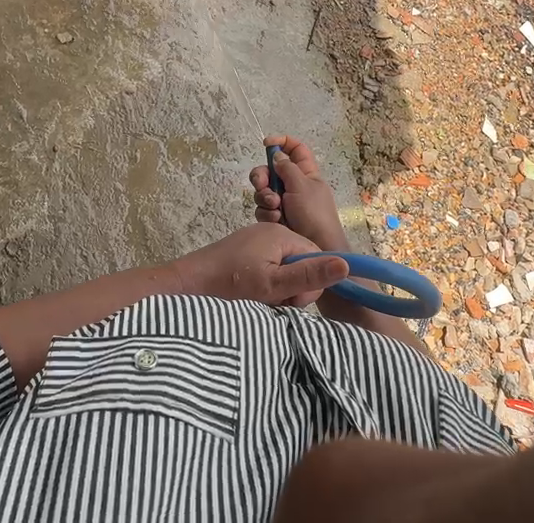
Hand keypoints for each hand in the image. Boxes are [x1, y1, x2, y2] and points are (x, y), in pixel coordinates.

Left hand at [173, 223, 349, 306]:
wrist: (186, 285)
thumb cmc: (229, 285)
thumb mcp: (273, 285)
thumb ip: (309, 276)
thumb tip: (347, 265)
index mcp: (281, 234)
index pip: (317, 256)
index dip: (311, 281)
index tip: (292, 299)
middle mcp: (271, 231)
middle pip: (302, 262)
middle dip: (293, 287)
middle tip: (272, 300)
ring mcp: (257, 241)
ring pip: (285, 269)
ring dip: (279, 289)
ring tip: (259, 299)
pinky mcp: (246, 252)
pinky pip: (269, 268)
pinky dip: (265, 285)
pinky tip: (251, 295)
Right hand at [250, 136, 347, 252]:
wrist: (317, 248)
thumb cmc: (314, 214)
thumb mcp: (302, 186)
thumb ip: (287, 168)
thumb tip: (277, 155)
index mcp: (306, 173)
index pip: (295, 149)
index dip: (282, 143)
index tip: (267, 144)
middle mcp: (294, 185)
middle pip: (271, 170)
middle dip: (263, 176)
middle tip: (262, 184)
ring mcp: (285, 202)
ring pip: (264, 191)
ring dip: (266, 198)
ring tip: (275, 207)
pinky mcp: (277, 218)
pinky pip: (263, 209)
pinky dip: (267, 213)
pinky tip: (276, 220)